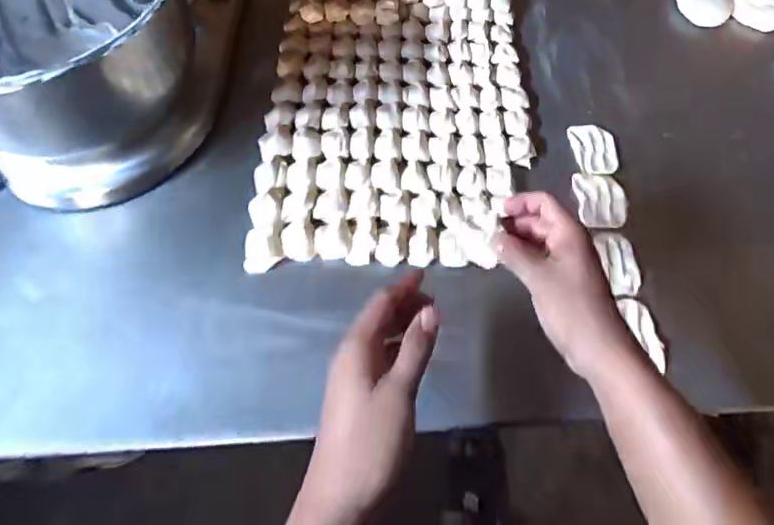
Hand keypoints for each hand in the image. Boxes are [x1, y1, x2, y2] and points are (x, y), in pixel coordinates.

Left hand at [290, 271, 438, 524]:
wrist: (337, 503)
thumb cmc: (369, 443)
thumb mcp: (399, 393)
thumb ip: (415, 349)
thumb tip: (431, 309)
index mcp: (356, 347)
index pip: (380, 303)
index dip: (403, 286)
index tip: (426, 272)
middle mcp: (350, 355)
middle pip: (378, 317)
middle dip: (405, 303)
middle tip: (436, 300)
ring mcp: (352, 377)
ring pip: (379, 337)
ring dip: (402, 325)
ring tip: (430, 321)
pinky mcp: (357, 397)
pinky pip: (380, 356)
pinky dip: (399, 347)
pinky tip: (414, 354)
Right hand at [496, 192, 640, 381]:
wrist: (600, 348)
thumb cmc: (571, 307)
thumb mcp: (538, 278)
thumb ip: (514, 254)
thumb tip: (494, 237)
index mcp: (569, 232)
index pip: (544, 202)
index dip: (521, 202)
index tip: (497, 211)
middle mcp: (571, 241)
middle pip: (542, 220)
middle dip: (516, 222)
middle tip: (489, 231)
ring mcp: (571, 261)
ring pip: (541, 240)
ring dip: (519, 240)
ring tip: (494, 247)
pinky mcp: (567, 280)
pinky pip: (544, 258)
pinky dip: (526, 256)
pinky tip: (510, 265)